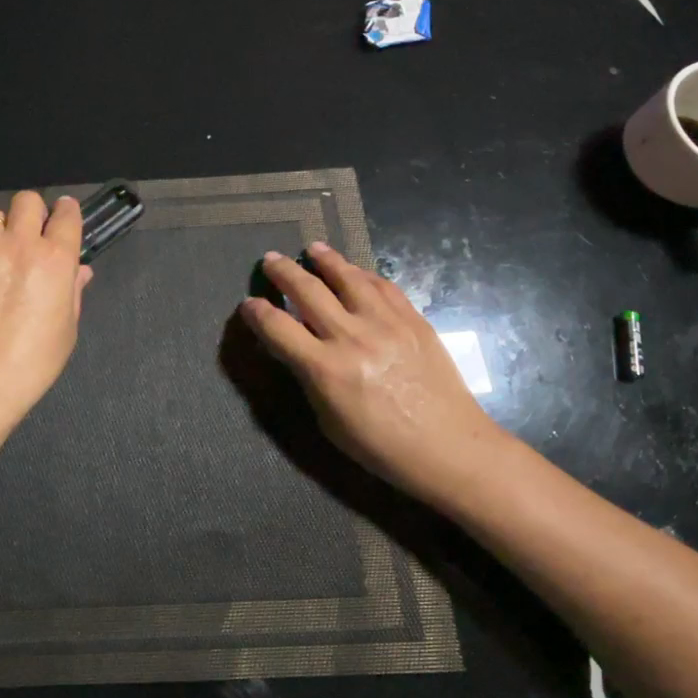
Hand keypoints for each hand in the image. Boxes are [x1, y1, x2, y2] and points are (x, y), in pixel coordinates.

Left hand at [0, 191, 93, 455]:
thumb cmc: (33, 361)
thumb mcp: (67, 329)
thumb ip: (73, 291)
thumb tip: (79, 271)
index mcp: (55, 259)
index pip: (66, 214)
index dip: (66, 212)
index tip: (62, 216)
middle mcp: (19, 244)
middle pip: (26, 201)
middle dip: (31, 212)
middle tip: (28, 235)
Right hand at [239, 242, 512, 502]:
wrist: (449, 448)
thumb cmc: (381, 446)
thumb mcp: (329, 420)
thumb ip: (309, 378)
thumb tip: (295, 348)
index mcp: (324, 368)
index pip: (277, 327)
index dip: (257, 312)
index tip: (248, 303)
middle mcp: (351, 337)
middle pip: (308, 290)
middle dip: (283, 272)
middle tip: (271, 260)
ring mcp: (386, 323)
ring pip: (348, 277)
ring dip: (326, 260)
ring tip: (313, 249)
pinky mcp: (413, 320)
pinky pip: (383, 286)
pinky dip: (363, 275)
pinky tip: (355, 271)